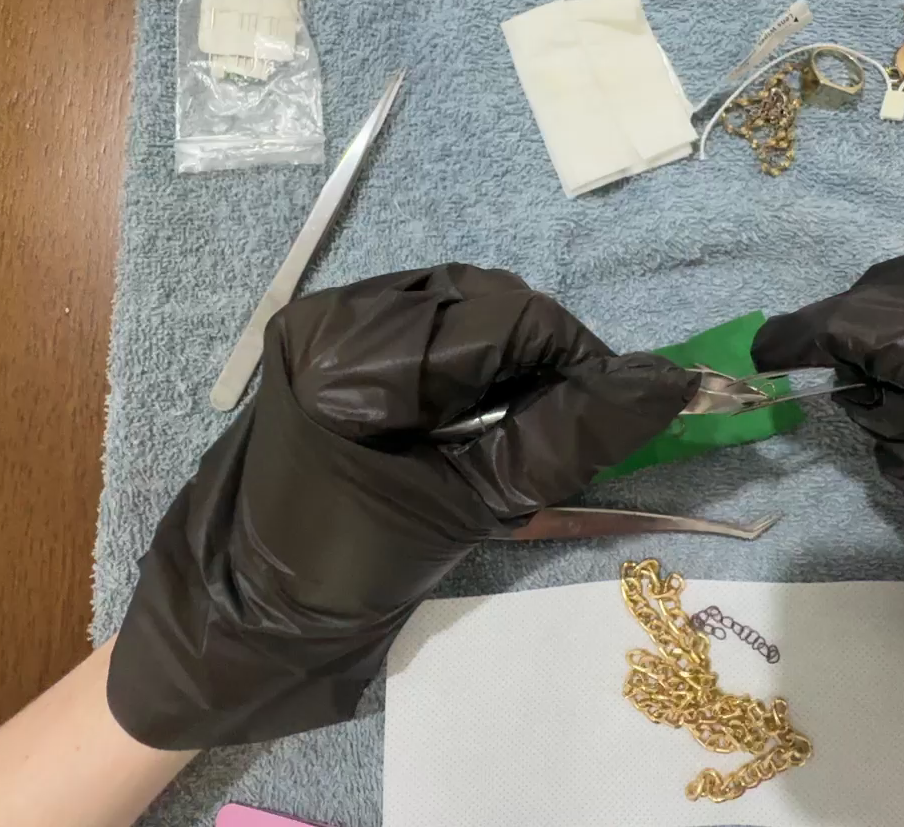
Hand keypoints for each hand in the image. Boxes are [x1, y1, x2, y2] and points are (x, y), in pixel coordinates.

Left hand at [105, 264, 697, 749]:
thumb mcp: (465, 506)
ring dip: (507, 352)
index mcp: (355, 356)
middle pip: (481, 298)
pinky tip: (475, 402)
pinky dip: (468, 355)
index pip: (503, 316)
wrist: (245, 605)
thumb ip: (562, 438)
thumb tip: (658, 385)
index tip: (610, 405)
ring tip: (523, 413)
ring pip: (458, 302)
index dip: (574, 352)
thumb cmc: (348, 572)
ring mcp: (325, 315)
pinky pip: (424, 319)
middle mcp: (335, 310)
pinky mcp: (326, 332)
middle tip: (565, 416)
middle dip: (540, 352)